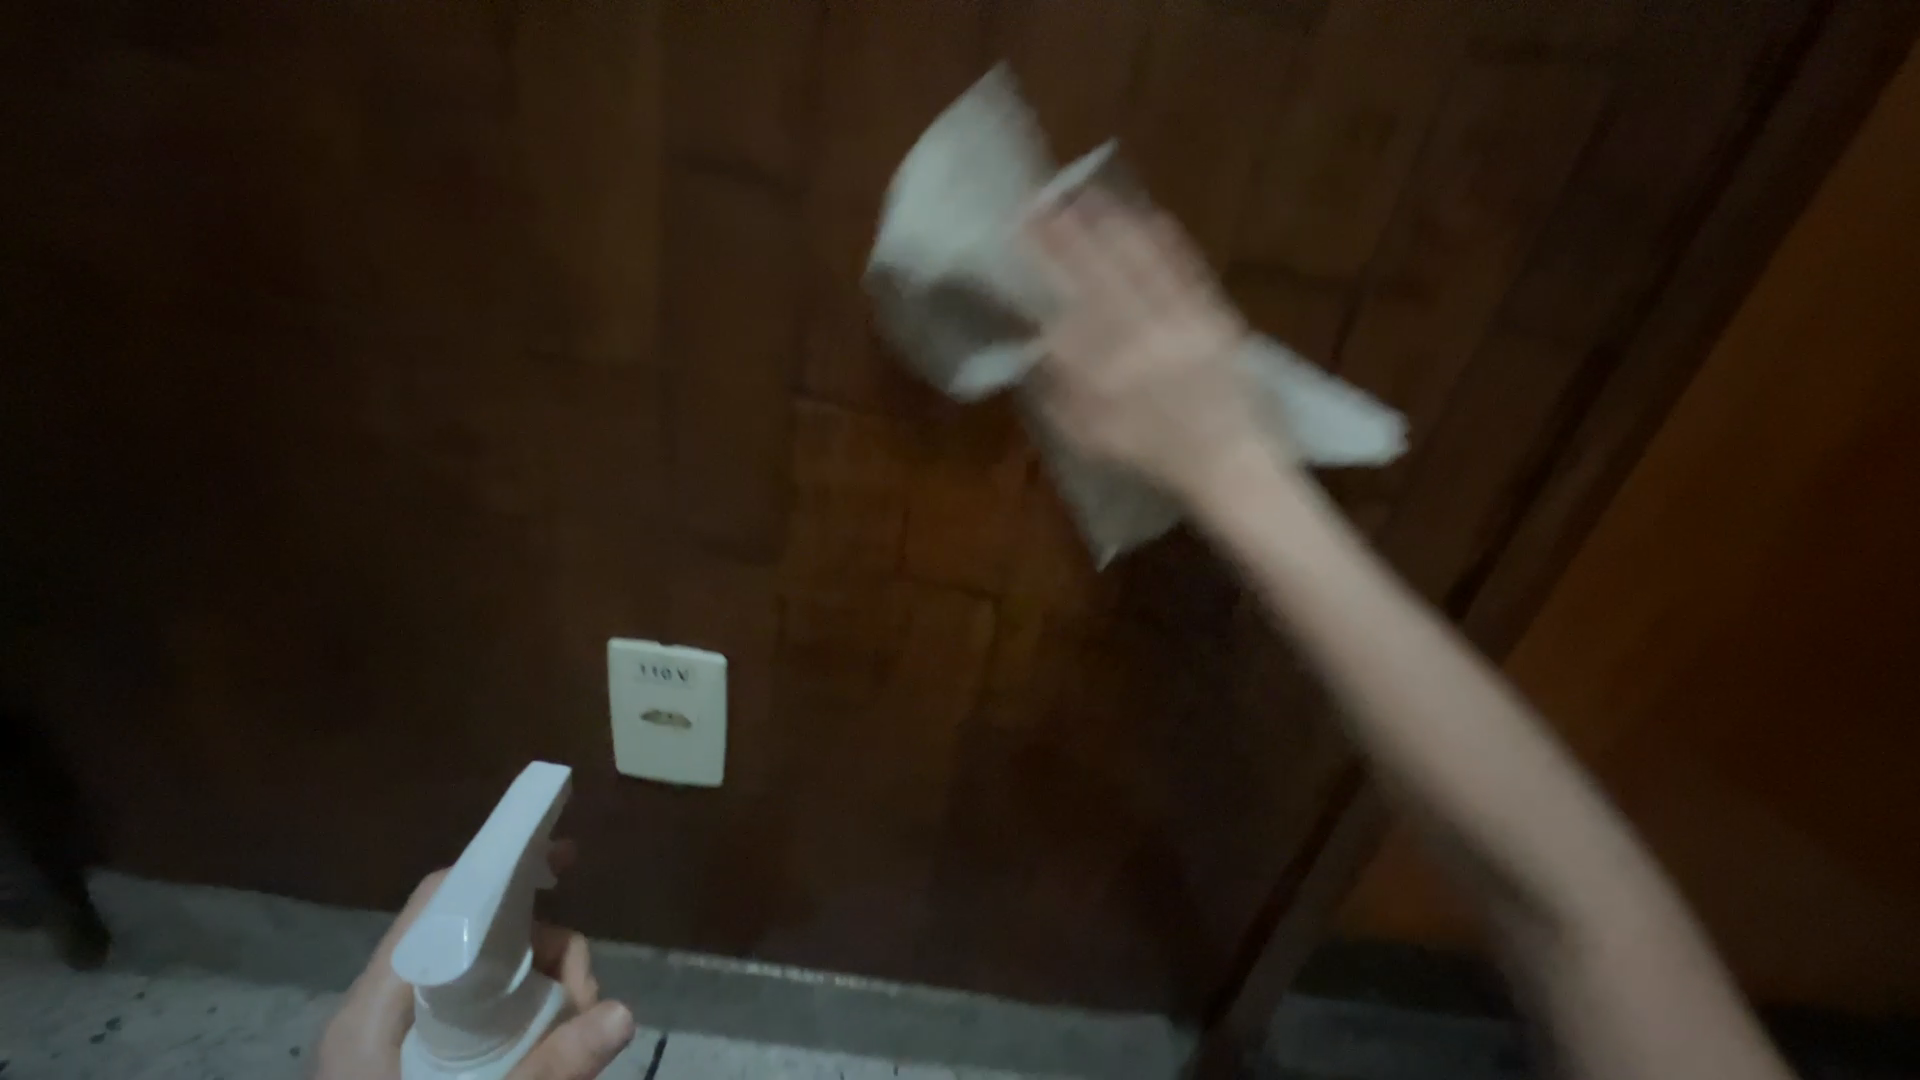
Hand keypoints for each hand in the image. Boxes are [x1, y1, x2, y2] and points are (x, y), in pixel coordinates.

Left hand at [314, 844, 635, 1079]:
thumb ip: (545, 1075)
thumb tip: (625, 1013)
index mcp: (374, 1013)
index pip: (438, 904)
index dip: (501, 869)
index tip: (566, 858)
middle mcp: (389, 1010)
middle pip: (483, 936)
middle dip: (549, 951)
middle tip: (586, 990)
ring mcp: (407, 1037)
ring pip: (497, 975)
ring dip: (551, 989)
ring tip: (580, 1030)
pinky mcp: (427, 1063)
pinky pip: (494, 1013)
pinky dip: (535, 1018)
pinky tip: (559, 1045)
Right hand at [1028, 191, 1273, 500]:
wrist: (1227, 463)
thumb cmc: (1153, 455)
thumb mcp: (1092, 438)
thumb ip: (1060, 396)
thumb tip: (1036, 350)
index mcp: (1104, 372)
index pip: (1064, 307)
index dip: (1042, 268)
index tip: (1022, 237)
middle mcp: (1138, 341)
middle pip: (1097, 277)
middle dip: (1068, 236)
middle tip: (1044, 200)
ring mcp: (1179, 325)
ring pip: (1140, 268)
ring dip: (1113, 228)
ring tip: (1089, 194)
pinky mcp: (1213, 318)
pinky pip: (1187, 275)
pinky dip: (1168, 245)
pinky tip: (1152, 216)